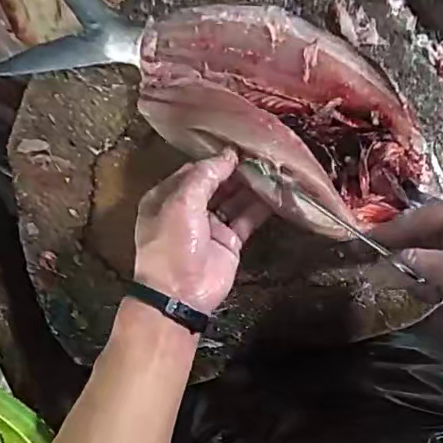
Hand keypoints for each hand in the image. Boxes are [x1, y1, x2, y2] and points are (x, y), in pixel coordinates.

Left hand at [132, 149, 272, 313]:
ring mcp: (210, 227)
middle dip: (236, 173)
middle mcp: (189, 210)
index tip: (239, 149)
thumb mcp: (182, 202)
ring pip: (233, 200)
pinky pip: (246, 220)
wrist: (180, 293)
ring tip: (271, 171)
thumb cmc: (172, 244)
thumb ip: (205, 176)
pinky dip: (259, 208)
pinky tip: (274, 194)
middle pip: (216, 185)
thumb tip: (228, 156)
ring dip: (250, 188)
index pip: (195, 171)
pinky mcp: (229, 243)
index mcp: (168, 197)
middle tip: (261, 158)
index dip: (215, 160)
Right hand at [371, 183, 442, 348]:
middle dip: (404, 251)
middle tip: (374, 264)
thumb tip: (397, 258)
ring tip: (405, 283)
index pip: (419, 217)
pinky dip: (434, 274)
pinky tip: (429, 291)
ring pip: (435, 246)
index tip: (360, 242)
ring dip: (419, 267)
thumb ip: (421, 260)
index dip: (388, 233)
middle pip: (427, 229)